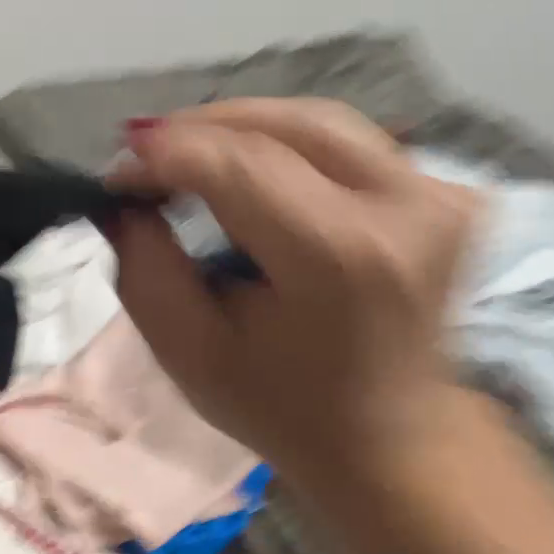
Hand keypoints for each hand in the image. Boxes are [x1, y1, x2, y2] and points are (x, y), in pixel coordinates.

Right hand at [106, 99, 480, 481]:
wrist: (378, 430)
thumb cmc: (269, 403)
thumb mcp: (186, 349)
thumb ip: (147, 271)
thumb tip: (123, 207)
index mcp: (338, 255)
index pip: (244, 168)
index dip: (169, 157)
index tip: (111, 172)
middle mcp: (406, 205)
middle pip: (292, 126)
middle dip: (203, 128)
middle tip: (134, 152)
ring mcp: (437, 192)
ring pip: (323, 123)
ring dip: (239, 130)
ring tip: (173, 156)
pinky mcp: (442, 190)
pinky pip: (347, 144)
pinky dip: (278, 145)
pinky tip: (231, 166)